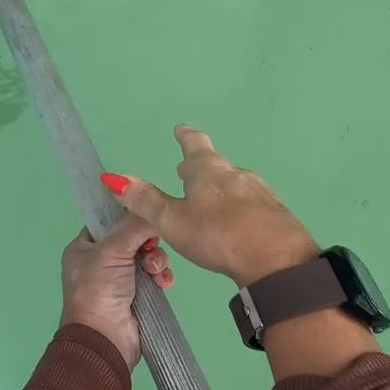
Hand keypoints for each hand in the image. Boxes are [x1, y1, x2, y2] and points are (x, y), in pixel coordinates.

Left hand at [59, 214, 172, 366]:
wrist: (105, 339)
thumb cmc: (99, 289)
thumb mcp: (112, 250)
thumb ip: (133, 227)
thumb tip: (153, 212)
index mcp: (83, 248)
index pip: (107, 223)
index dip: (127, 219)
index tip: (145, 219)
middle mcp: (99, 262)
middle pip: (132, 239)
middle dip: (148, 244)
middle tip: (151, 250)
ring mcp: (119, 280)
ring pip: (147, 257)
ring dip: (157, 261)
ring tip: (156, 272)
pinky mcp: (137, 296)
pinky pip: (155, 278)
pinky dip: (161, 277)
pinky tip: (163, 283)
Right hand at [102, 125, 319, 285]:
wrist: (277, 261)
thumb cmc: (217, 235)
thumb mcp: (171, 220)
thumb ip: (144, 200)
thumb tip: (112, 177)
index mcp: (208, 171)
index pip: (195, 145)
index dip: (186, 136)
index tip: (181, 128)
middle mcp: (235, 175)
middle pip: (215, 165)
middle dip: (198, 166)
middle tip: (184, 168)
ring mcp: (260, 193)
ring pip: (233, 184)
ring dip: (218, 186)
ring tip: (207, 195)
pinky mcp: (275, 215)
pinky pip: (250, 203)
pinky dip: (236, 206)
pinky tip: (235, 220)